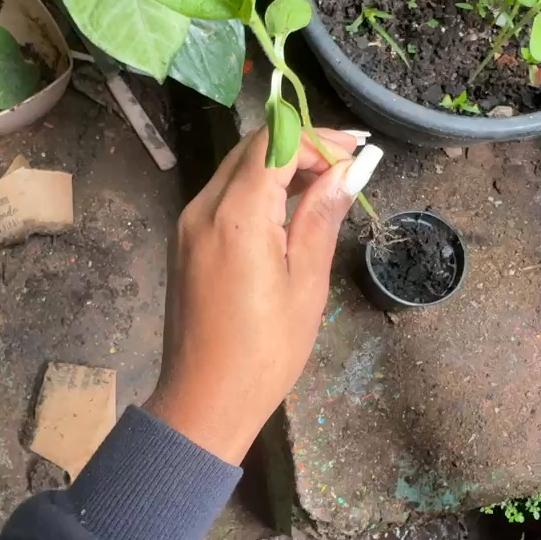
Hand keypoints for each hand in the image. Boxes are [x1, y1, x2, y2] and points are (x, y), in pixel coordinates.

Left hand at [145, 128, 380, 463]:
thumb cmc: (265, 351)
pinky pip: (222, 197)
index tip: (356, 156)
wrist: (204, 400)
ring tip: (325, 187)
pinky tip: (287, 212)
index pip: (275, 143)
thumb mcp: (306, 283)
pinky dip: (256, 190)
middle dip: (300, 147)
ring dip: (279, 166)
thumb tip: (350, 170)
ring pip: (235, 169)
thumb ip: (322, 216)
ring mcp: (187, 224)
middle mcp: (202, 208)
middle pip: (251, 148)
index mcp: (235, 216)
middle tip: (346, 168)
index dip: (318, 140)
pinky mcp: (184, 242)